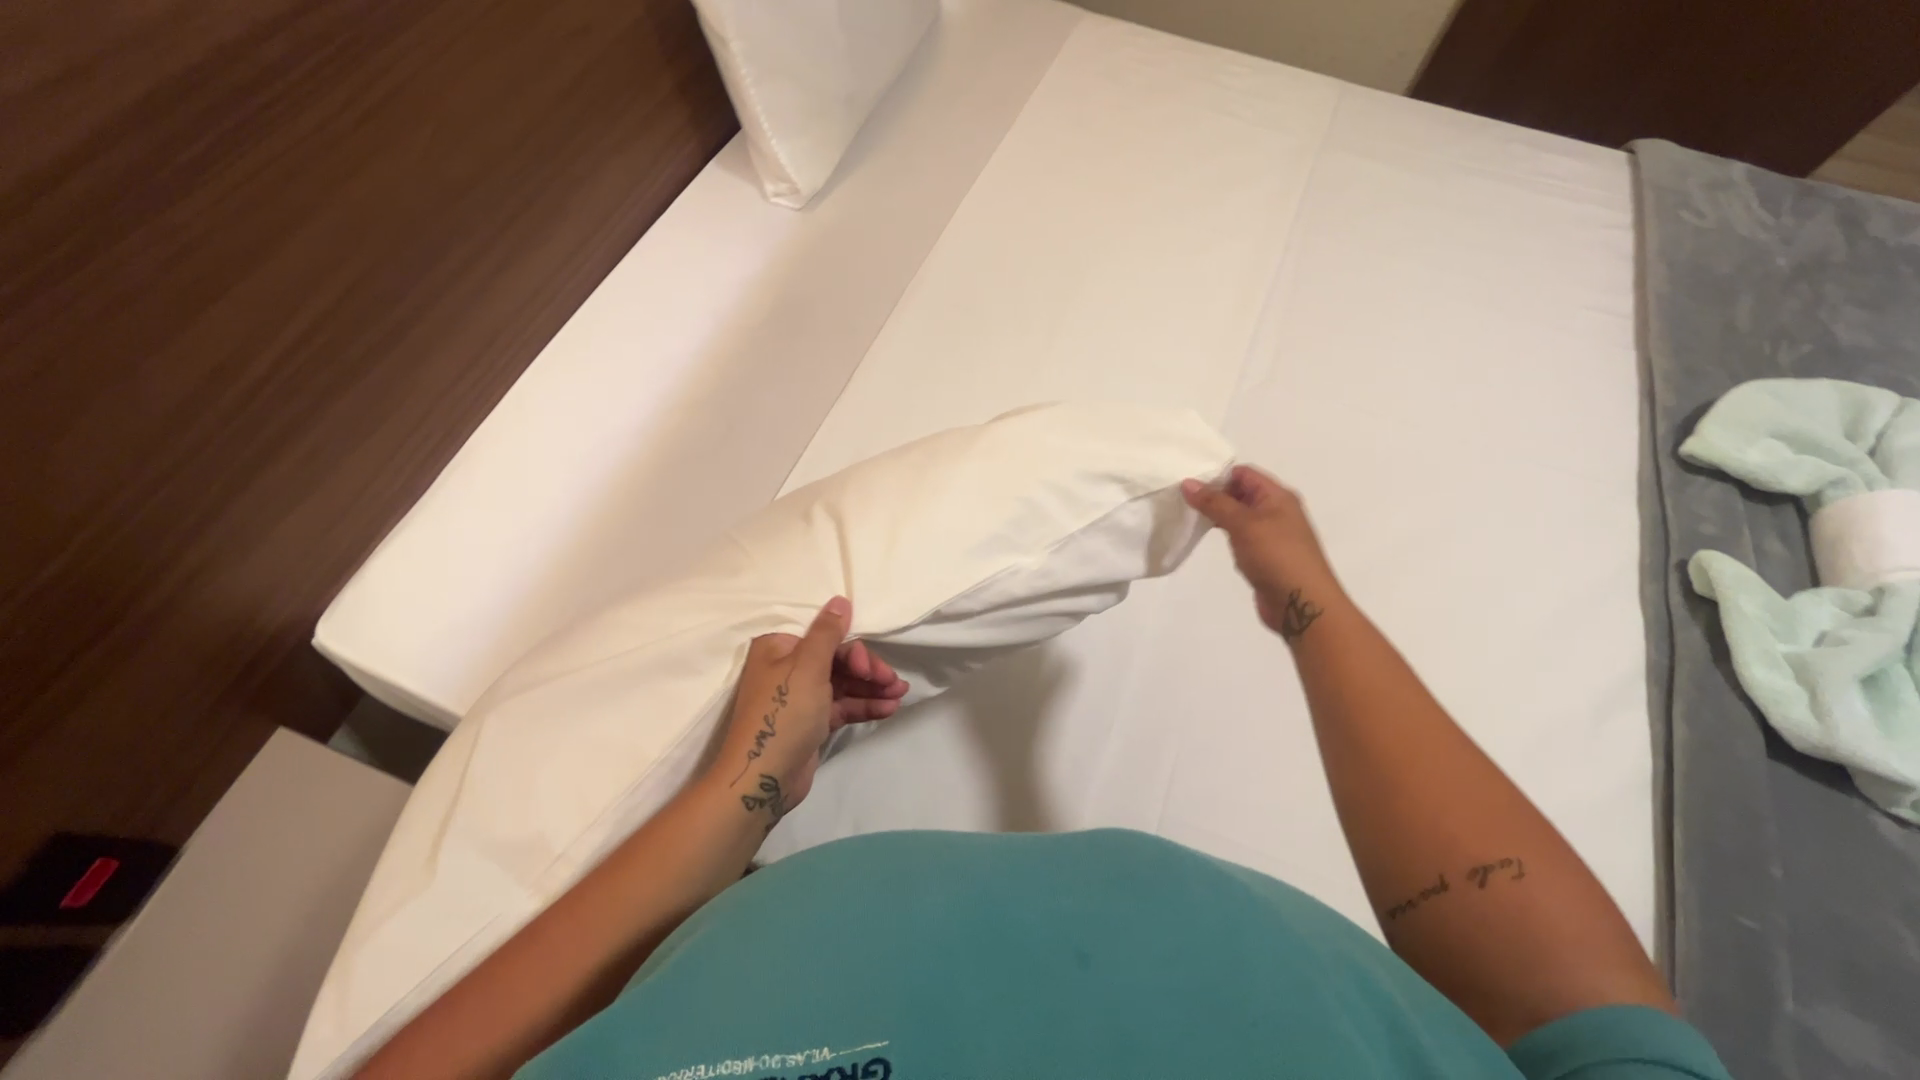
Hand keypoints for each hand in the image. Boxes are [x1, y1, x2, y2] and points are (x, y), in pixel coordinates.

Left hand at [707, 597, 908, 824]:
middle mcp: (787, 669)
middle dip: (869, 671)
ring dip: (872, 688)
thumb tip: (840, 600)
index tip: (870, 668)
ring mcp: (800, 698)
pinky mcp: (811, 723)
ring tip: (900, 696)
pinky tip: (889, 709)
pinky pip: (843, 706)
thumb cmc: (782, 715)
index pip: (825, 637)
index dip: (853, 650)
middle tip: (894, 683)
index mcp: (779, 648)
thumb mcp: (807, 667)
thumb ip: (828, 633)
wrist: (761, 777)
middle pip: (838, 660)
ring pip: (844, 684)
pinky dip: (864, 706)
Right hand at [1182, 465, 1342, 640]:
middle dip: (1215, 497)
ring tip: (1192, 520)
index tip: (1189, 485)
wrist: (1302, 603)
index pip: (1244, 473)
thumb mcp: (1243, 524)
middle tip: (1184, 503)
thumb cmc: (1276, 556)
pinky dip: (1228, 539)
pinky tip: (1214, 545)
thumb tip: (1188, 482)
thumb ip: (1215, 503)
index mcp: (1278, 496)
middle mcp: (1278, 511)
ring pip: (1241, 517)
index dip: (1218, 475)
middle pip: (1241, 494)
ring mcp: (1273, 535)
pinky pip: (1243, 539)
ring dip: (1220, 518)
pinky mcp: (1267, 556)